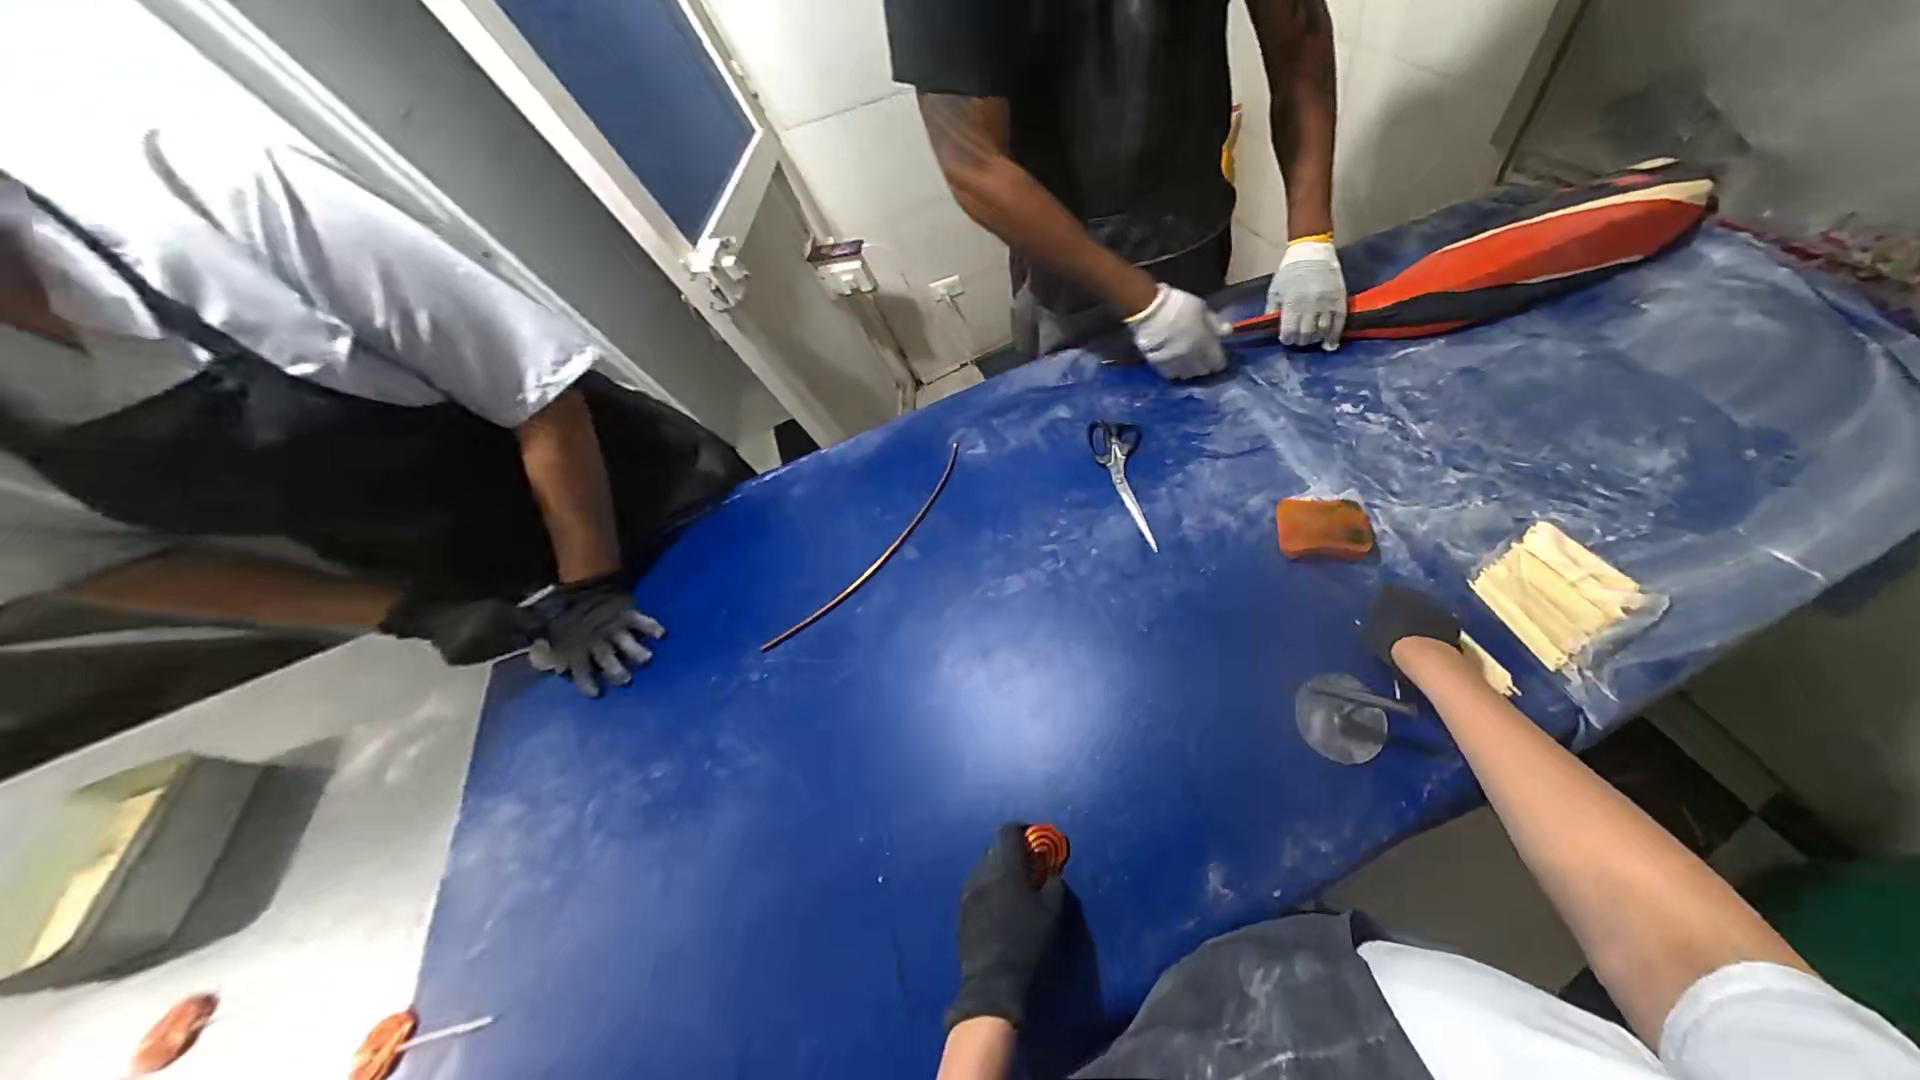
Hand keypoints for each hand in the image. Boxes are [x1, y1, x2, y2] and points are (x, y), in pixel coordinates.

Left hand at [526, 571, 664, 696]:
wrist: (580, 585)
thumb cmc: (565, 613)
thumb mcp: (553, 634)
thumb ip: (557, 652)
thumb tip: (559, 668)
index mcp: (576, 647)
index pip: (582, 671)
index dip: (587, 683)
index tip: (596, 693)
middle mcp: (596, 641)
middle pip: (608, 660)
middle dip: (616, 671)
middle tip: (625, 679)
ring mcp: (614, 628)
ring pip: (626, 644)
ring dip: (636, 653)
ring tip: (646, 658)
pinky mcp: (627, 615)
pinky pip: (642, 622)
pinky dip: (651, 627)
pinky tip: (660, 634)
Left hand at [946, 823, 1065, 1029]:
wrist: (992, 983)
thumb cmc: (1028, 943)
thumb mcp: (1052, 912)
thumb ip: (1054, 884)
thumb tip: (1051, 872)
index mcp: (1004, 868)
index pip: (1007, 831)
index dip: (1022, 829)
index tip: (1034, 837)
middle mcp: (982, 873)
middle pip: (995, 848)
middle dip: (1012, 851)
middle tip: (1028, 865)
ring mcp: (968, 892)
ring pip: (984, 868)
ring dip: (999, 869)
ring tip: (1014, 887)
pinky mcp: (962, 910)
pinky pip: (976, 887)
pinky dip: (989, 887)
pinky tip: (999, 906)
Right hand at [1126, 284, 1230, 380]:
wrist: (1150, 310)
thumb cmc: (1179, 305)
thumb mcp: (1202, 309)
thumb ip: (1215, 323)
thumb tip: (1227, 332)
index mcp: (1206, 345)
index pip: (1218, 363)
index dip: (1219, 359)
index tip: (1216, 354)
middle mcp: (1192, 359)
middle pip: (1203, 371)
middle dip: (1204, 365)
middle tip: (1201, 357)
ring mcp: (1175, 364)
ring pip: (1186, 375)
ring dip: (1189, 370)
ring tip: (1186, 361)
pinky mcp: (1159, 366)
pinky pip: (1170, 374)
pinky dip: (1174, 370)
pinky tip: (1172, 362)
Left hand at [1266, 238, 1347, 349]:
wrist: (1313, 253)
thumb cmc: (1289, 273)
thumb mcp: (1274, 291)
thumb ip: (1272, 310)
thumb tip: (1272, 328)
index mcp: (1292, 304)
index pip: (1289, 331)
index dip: (1286, 339)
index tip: (1285, 339)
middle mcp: (1310, 306)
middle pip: (1306, 334)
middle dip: (1300, 340)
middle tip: (1298, 339)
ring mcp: (1327, 303)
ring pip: (1322, 330)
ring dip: (1316, 339)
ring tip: (1312, 340)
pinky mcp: (1340, 300)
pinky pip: (1339, 322)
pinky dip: (1335, 336)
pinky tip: (1330, 344)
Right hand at [1361, 584, 1460, 671]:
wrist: (1423, 652)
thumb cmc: (1390, 640)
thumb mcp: (1371, 634)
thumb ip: (1370, 624)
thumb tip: (1367, 622)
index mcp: (1390, 595)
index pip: (1386, 590)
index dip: (1385, 599)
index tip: (1382, 607)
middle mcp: (1413, 594)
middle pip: (1408, 596)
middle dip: (1405, 604)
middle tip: (1400, 617)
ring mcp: (1434, 605)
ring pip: (1425, 606)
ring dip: (1421, 613)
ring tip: (1416, 627)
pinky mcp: (1450, 618)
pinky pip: (1439, 618)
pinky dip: (1435, 624)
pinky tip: (1431, 635)